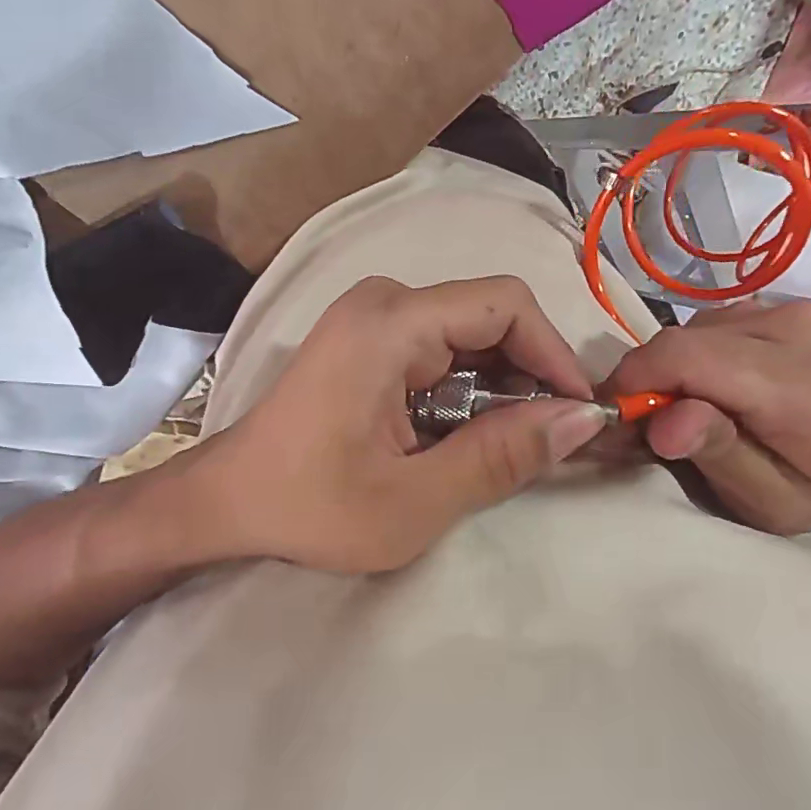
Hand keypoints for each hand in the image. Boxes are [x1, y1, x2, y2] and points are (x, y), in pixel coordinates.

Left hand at [192, 276, 610, 573]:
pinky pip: (438, 349)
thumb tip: (581, 420)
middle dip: (531, 374)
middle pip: (488, 317)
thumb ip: (502, 455)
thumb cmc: (312, 505)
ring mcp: (368, 319)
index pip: (505, 305)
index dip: (555, 354)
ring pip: (467, 336)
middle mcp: (381, 304)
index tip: (578, 414)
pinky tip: (469, 435)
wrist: (229, 501)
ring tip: (516, 445)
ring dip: (501, 386)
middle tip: (553, 439)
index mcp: (390, 325)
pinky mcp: (363, 342)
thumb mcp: (415, 498)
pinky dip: (467, 388)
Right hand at [604, 300, 810, 534]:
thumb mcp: (766, 500)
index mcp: (803, 386)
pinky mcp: (785, 306)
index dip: (635, 380)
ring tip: (689, 410)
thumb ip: (718, 454)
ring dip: (672, 371)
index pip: (687, 355)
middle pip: (682, 341)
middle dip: (651, 382)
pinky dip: (694, 357)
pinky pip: (709, 325)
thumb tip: (662, 419)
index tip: (618, 417)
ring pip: (690, 331)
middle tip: (652, 425)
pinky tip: (713, 386)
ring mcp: (795, 311)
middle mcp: (801, 330)